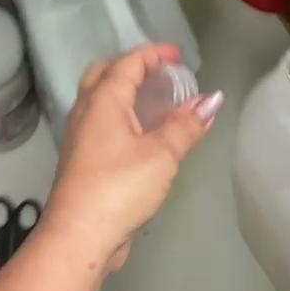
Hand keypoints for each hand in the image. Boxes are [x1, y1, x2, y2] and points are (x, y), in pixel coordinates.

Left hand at [39, 44, 223, 271]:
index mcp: (103, 99)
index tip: (178, 55)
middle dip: (132, 67)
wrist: (77, 236)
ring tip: (155, 101)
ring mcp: (80, 135)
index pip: (129, 62)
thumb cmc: (119, 186)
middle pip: (105, 73)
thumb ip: (187, 125)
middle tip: (160, 74)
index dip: (154, 54)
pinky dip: (121, 115)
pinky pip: (100, 122)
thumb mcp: (162, 155)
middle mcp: (86, 110)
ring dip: (125, 91)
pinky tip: (140, 134)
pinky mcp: (81, 159)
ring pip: (100, 98)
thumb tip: (212, 98)